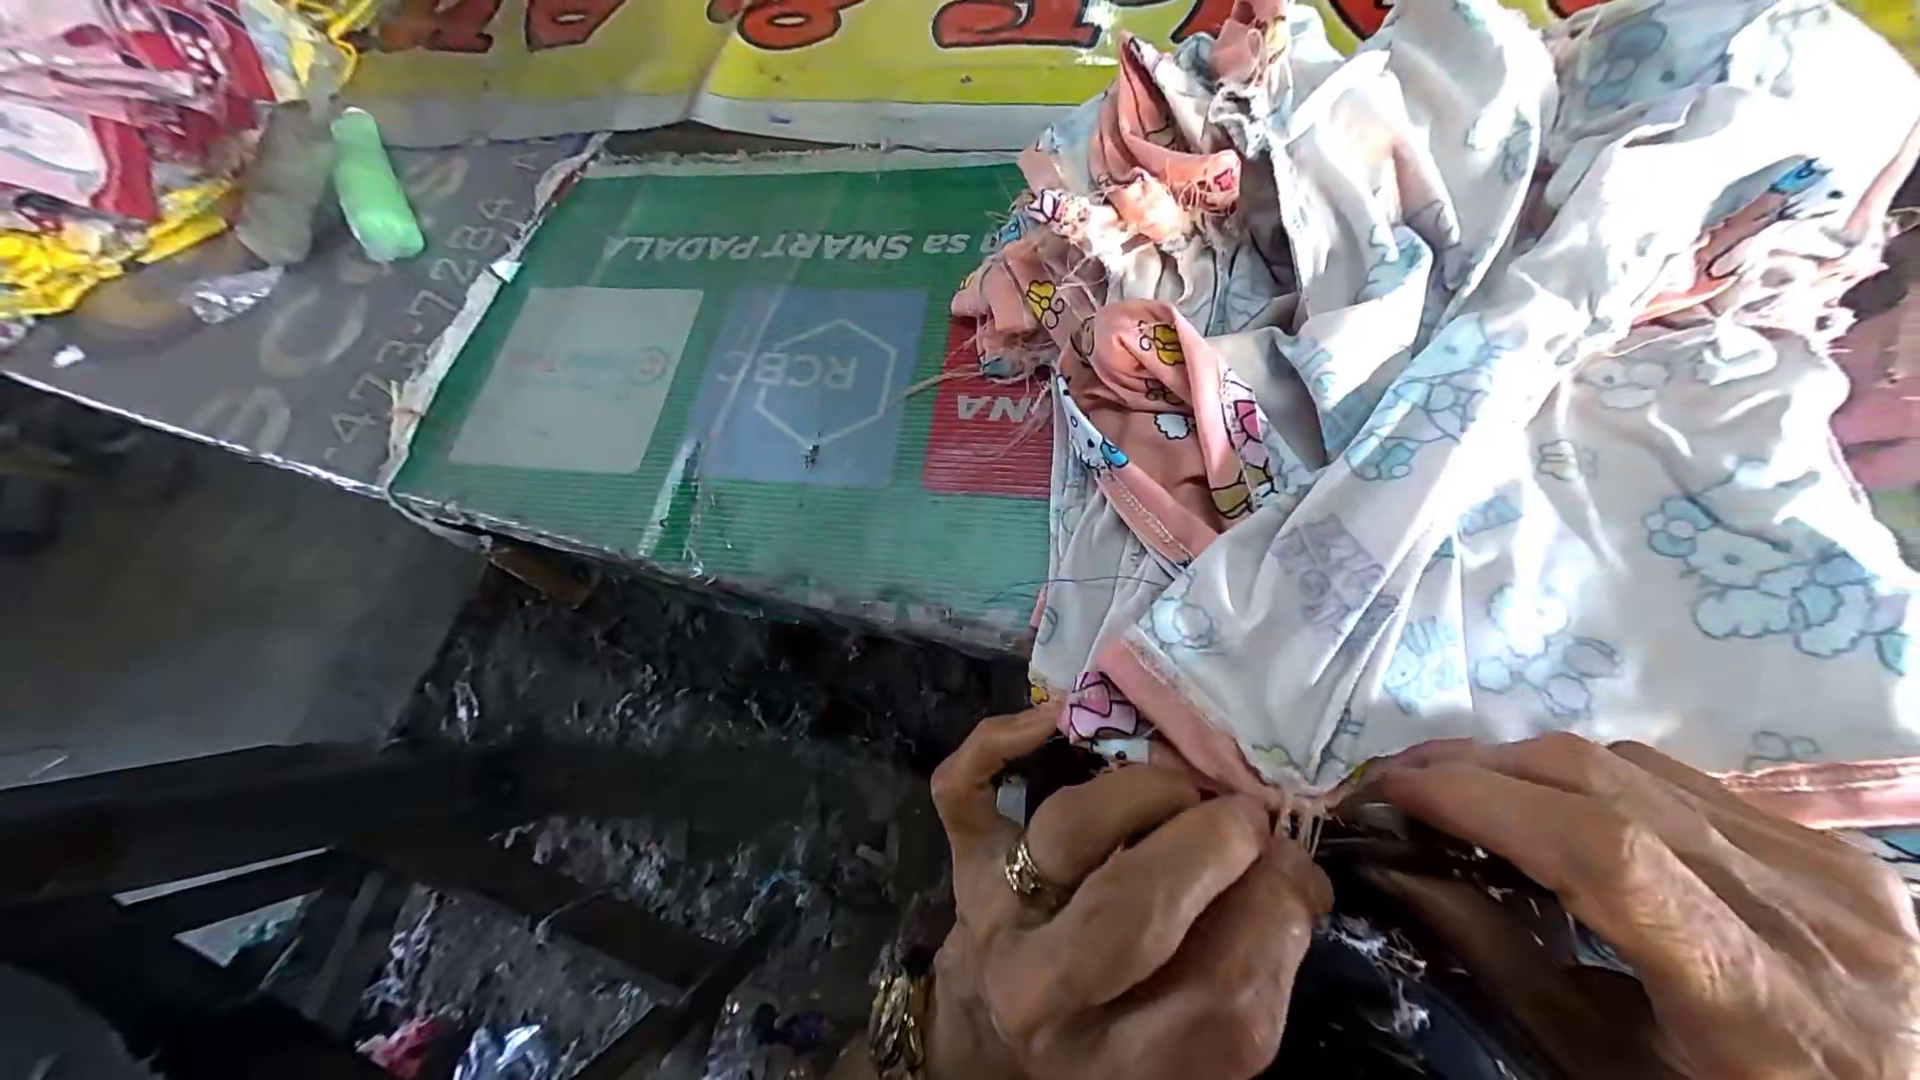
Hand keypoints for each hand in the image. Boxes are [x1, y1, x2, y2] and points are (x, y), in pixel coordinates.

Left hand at [921, 706, 1330, 1079]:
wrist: (990, 1043)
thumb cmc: (1106, 1041)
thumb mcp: (1180, 1042)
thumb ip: (1239, 969)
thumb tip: (1288, 869)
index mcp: (1124, 1064)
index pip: (1223, 1001)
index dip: (1277, 917)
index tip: (1294, 867)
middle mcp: (1047, 989)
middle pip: (1134, 904)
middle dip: (1211, 843)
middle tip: (1247, 816)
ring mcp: (994, 913)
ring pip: (1069, 825)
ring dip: (1144, 788)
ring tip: (1184, 782)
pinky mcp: (962, 863)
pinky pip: (964, 790)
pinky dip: (998, 742)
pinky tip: (1054, 717)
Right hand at [1362, 733, 1919, 1078]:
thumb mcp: (1604, 1071)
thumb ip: (1497, 958)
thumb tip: (1393, 866)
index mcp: (1759, 1007)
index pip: (1596, 850)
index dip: (1475, 799)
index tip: (1386, 790)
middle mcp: (1809, 918)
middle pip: (1596, 781)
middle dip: (1469, 765)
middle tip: (1395, 779)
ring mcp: (1833, 872)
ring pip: (1622, 764)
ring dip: (1512, 761)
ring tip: (1454, 784)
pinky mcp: (1833, 850)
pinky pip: (1668, 777)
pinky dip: (1579, 775)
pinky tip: (1548, 801)